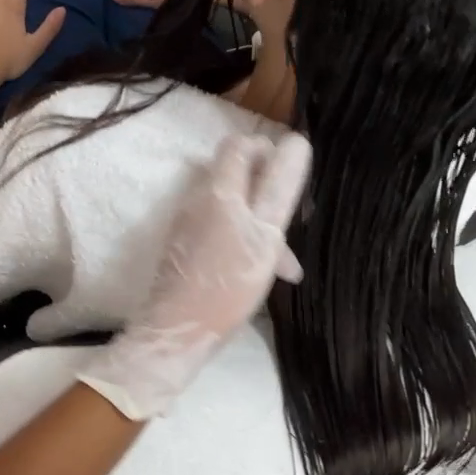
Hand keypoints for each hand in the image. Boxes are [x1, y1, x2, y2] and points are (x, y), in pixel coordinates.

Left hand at [80, 133, 310, 419]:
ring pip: (231, 209)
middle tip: (294, 223)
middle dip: (269, 194)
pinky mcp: (183, 250)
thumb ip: (279, 186)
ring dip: (260, 225)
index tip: (292, 179)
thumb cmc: (228, 284)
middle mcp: (196, 200)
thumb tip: (296, 142)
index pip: (240, 145)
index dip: (269, 151)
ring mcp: (186, 226)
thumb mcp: (266, 234)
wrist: (179, 331)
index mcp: (218, 190)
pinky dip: (242, 242)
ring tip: (284, 263)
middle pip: (236, 177)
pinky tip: (259, 273)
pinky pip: (218, 231)